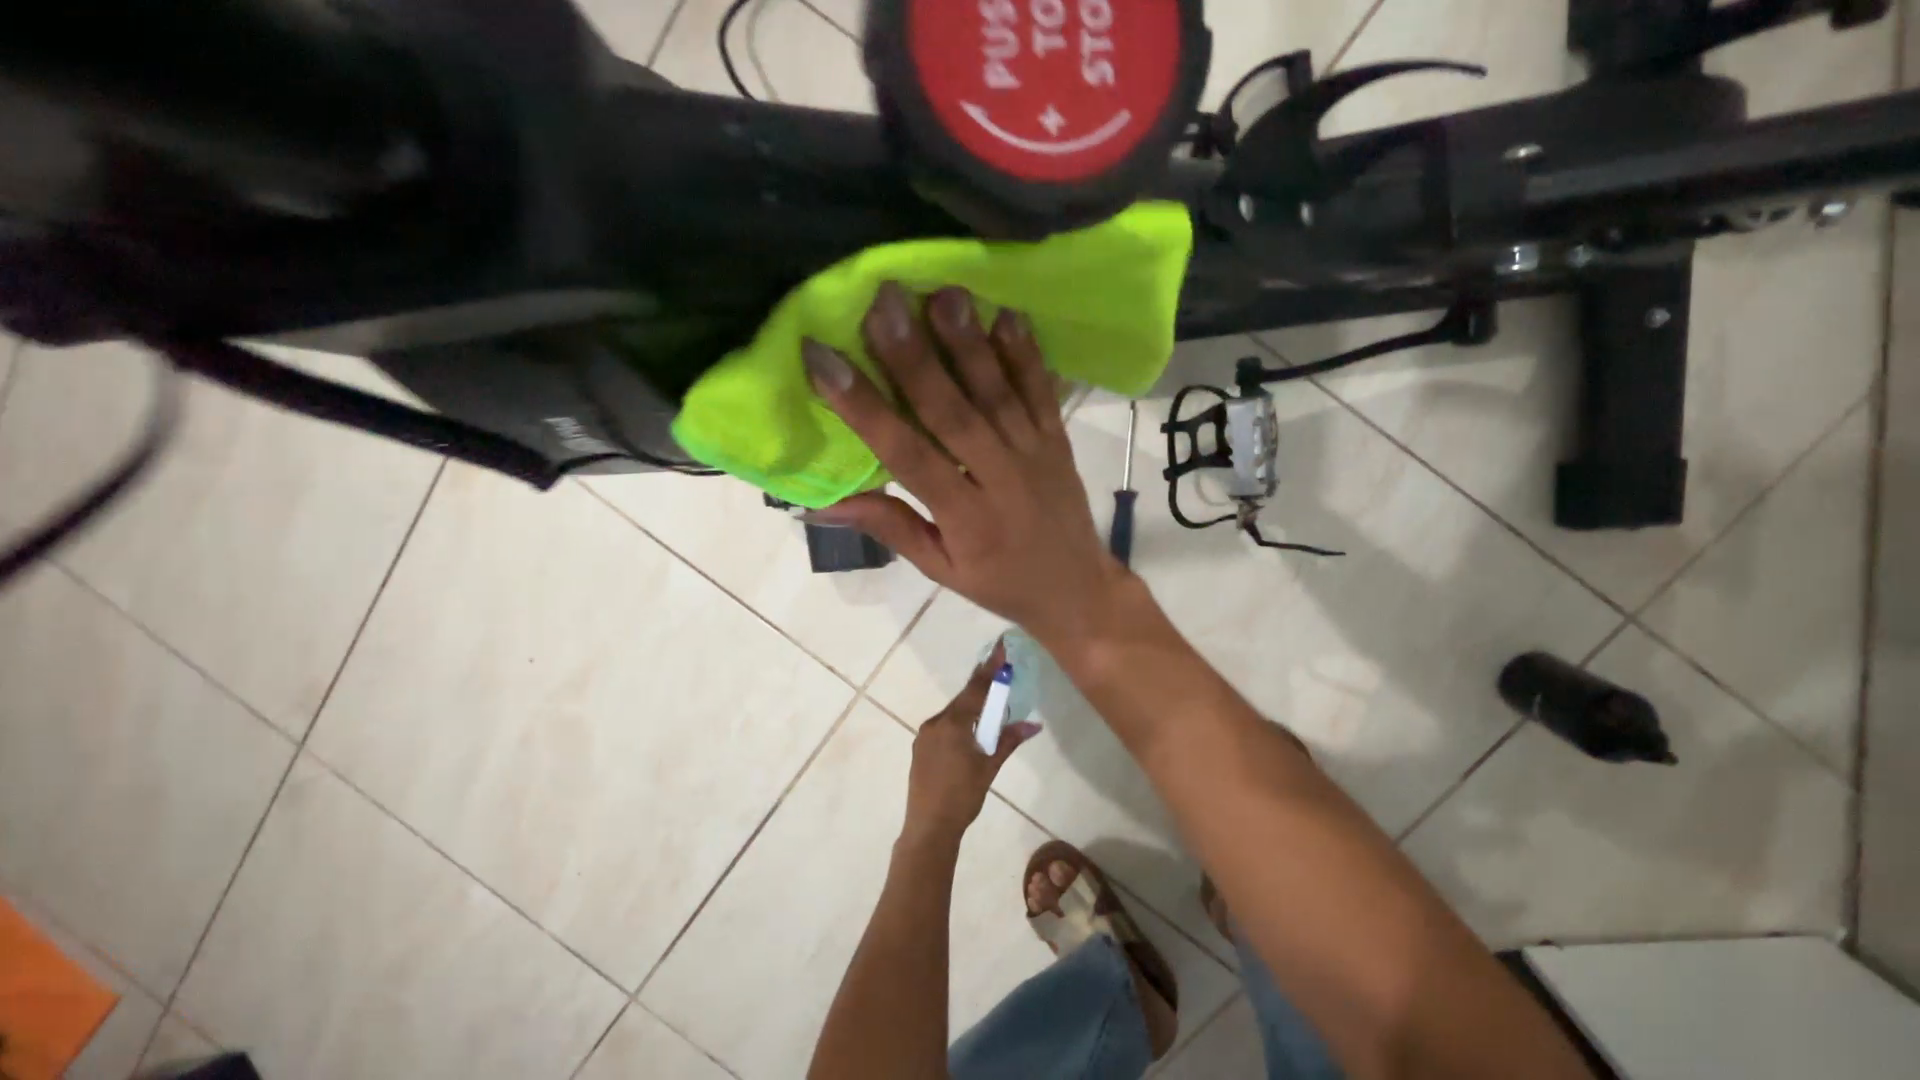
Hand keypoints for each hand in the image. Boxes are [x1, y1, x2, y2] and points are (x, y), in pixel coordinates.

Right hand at [804, 282, 1133, 651]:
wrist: (1078, 590)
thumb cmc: (999, 582)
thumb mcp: (940, 569)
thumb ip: (890, 526)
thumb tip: (822, 500)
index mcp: (965, 519)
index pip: (906, 455)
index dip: (863, 408)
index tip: (824, 360)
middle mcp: (1000, 479)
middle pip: (953, 412)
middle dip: (914, 356)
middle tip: (883, 302)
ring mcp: (1035, 454)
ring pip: (998, 393)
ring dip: (969, 342)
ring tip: (942, 293)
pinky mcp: (1060, 439)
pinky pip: (1042, 392)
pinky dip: (1026, 353)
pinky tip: (1007, 313)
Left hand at [903, 642, 1040, 844]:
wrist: (929, 826)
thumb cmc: (962, 797)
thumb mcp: (989, 767)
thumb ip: (1008, 741)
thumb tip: (1033, 724)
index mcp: (953, 725)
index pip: (976, 690)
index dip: (991, 669)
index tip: (1000, 649)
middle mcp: (935, 724)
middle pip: (963, 701)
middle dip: (982, 689)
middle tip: (1001, 674)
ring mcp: (925, 736)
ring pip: (953, 715)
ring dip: (971, 709)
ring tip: (990, 708)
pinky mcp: (920, 749)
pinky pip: (944, 728)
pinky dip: (959, 724)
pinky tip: (970, 734)